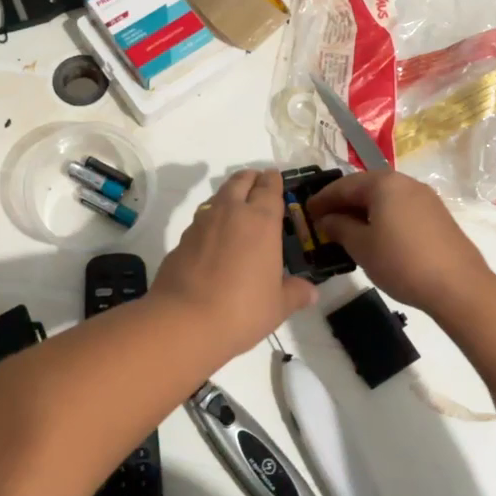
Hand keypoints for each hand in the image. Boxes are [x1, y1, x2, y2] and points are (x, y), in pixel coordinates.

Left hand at [153, 169, 317, 357]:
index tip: (275, 177)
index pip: (269, 188)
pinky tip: (216, 235)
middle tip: (258, 182)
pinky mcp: (183, 237)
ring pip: (219, 196)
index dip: (273, 180)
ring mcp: (203, 222)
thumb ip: (295, 293)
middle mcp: (231, 212)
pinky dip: (212, 218)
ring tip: (238, 206)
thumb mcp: (278, 305)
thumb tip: (312, 292)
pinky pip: (202, 218)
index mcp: (260, 221)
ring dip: (230, 194)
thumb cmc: (242, 309)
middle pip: (241, 181)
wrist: (185, 318)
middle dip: (251, 178)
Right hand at [305, 169, 490, 313]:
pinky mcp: (438, 216)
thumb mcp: (362, 246)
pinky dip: (383, 218)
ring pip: (385, 199)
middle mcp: (405, 182)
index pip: (343, 185)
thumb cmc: (402, 262)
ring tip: (348, 231)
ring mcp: (425, 198)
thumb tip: (327, 219)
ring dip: (364, 211)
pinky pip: (401, 209)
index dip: (322, 199)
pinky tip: (377, 237)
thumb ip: (339, 227)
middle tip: (325, 221)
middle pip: (365, 187)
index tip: (306, 212)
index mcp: (383, 183)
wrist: (460, 288)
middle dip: (343, 204)